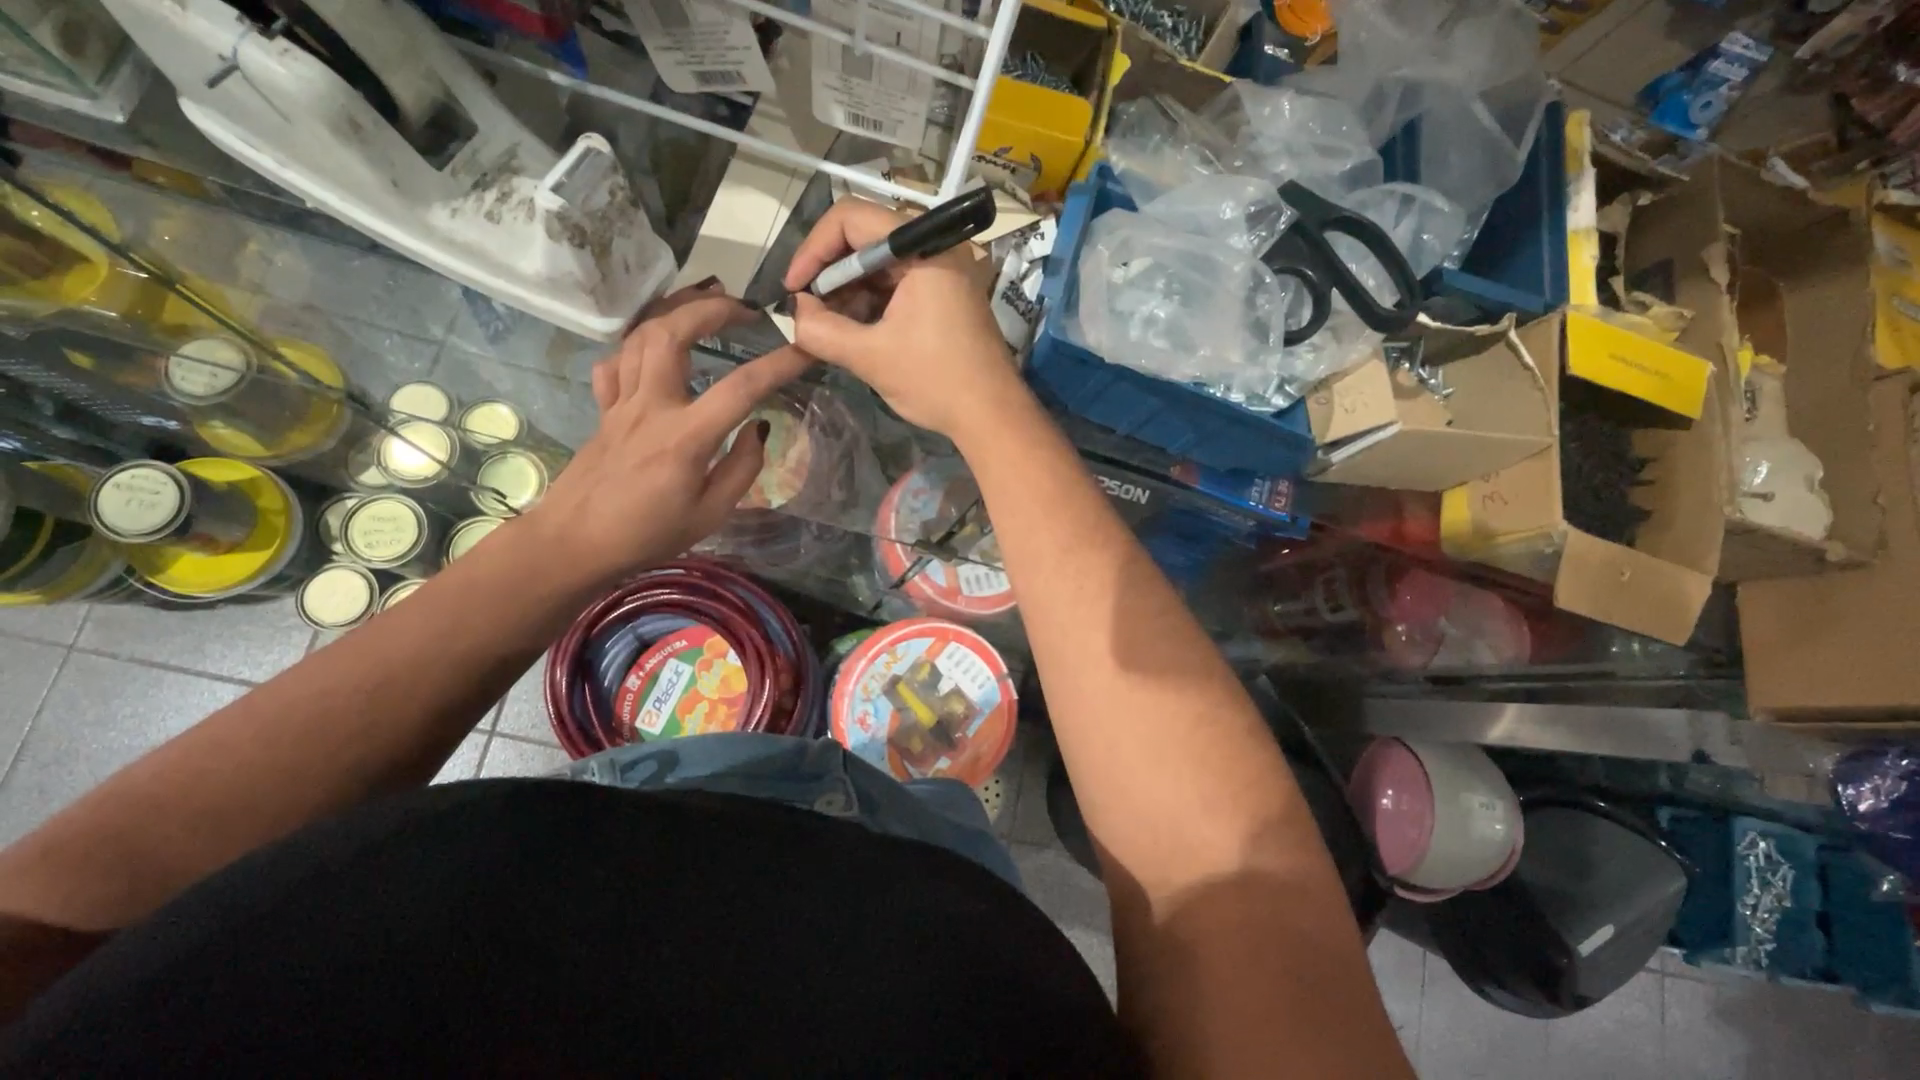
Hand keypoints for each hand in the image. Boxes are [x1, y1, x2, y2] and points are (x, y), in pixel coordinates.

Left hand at [525, 281, 812, 585]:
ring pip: (640, 337)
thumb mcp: (710, 515)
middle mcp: (651, 407)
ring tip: (703, 306)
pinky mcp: (604, 410)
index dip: (779, 364)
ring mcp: (621, 404)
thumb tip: (758, 428)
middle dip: (710, 308)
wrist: (573, 544)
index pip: (742, 388)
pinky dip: (637, 346)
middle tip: (743, 307)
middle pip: (672, 333)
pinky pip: (616, 362)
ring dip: (673, 312)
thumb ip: (741, 468)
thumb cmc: (647, 536)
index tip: (806, 347)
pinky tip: (656, 349)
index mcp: (685, 438)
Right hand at [785, 199, 1033, 441]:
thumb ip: (822, 330)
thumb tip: (796, 313)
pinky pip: (896, 283)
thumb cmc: (936, 382)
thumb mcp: (870, 356)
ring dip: (847, 292)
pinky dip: (870, 302)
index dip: (813, 249)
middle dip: (830, 275)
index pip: (851, 218)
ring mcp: (943, 269)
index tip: (794, 288)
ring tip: (828, 328)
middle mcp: (935, 247)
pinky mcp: (944, 293)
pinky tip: (853, 332)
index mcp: (923, 248)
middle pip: (864, 238)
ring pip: (877, 264)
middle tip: (809, 311)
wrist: (992, 415)